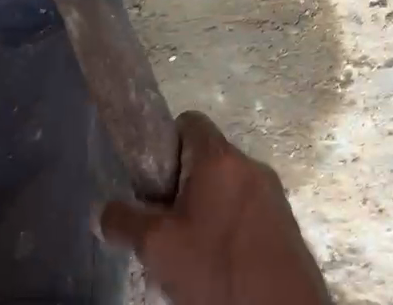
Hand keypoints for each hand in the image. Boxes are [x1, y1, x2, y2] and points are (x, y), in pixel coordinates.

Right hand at [99, 112, 332, 304]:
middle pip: (206, 159)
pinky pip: (248, 214)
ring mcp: (275, 199)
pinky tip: (218, 266)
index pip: (188, 121)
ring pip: (227, 189)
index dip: (164, 143)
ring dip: (206, 210)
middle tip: (165, 222)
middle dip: (181, 184)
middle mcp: (252, 168)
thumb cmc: (218, 271)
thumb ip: (122, 221)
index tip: (153, 180)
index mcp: (220, 159)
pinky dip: (229, 229)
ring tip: (190, 251)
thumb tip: (103, 212)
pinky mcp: (289, 230)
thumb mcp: (156, 247)